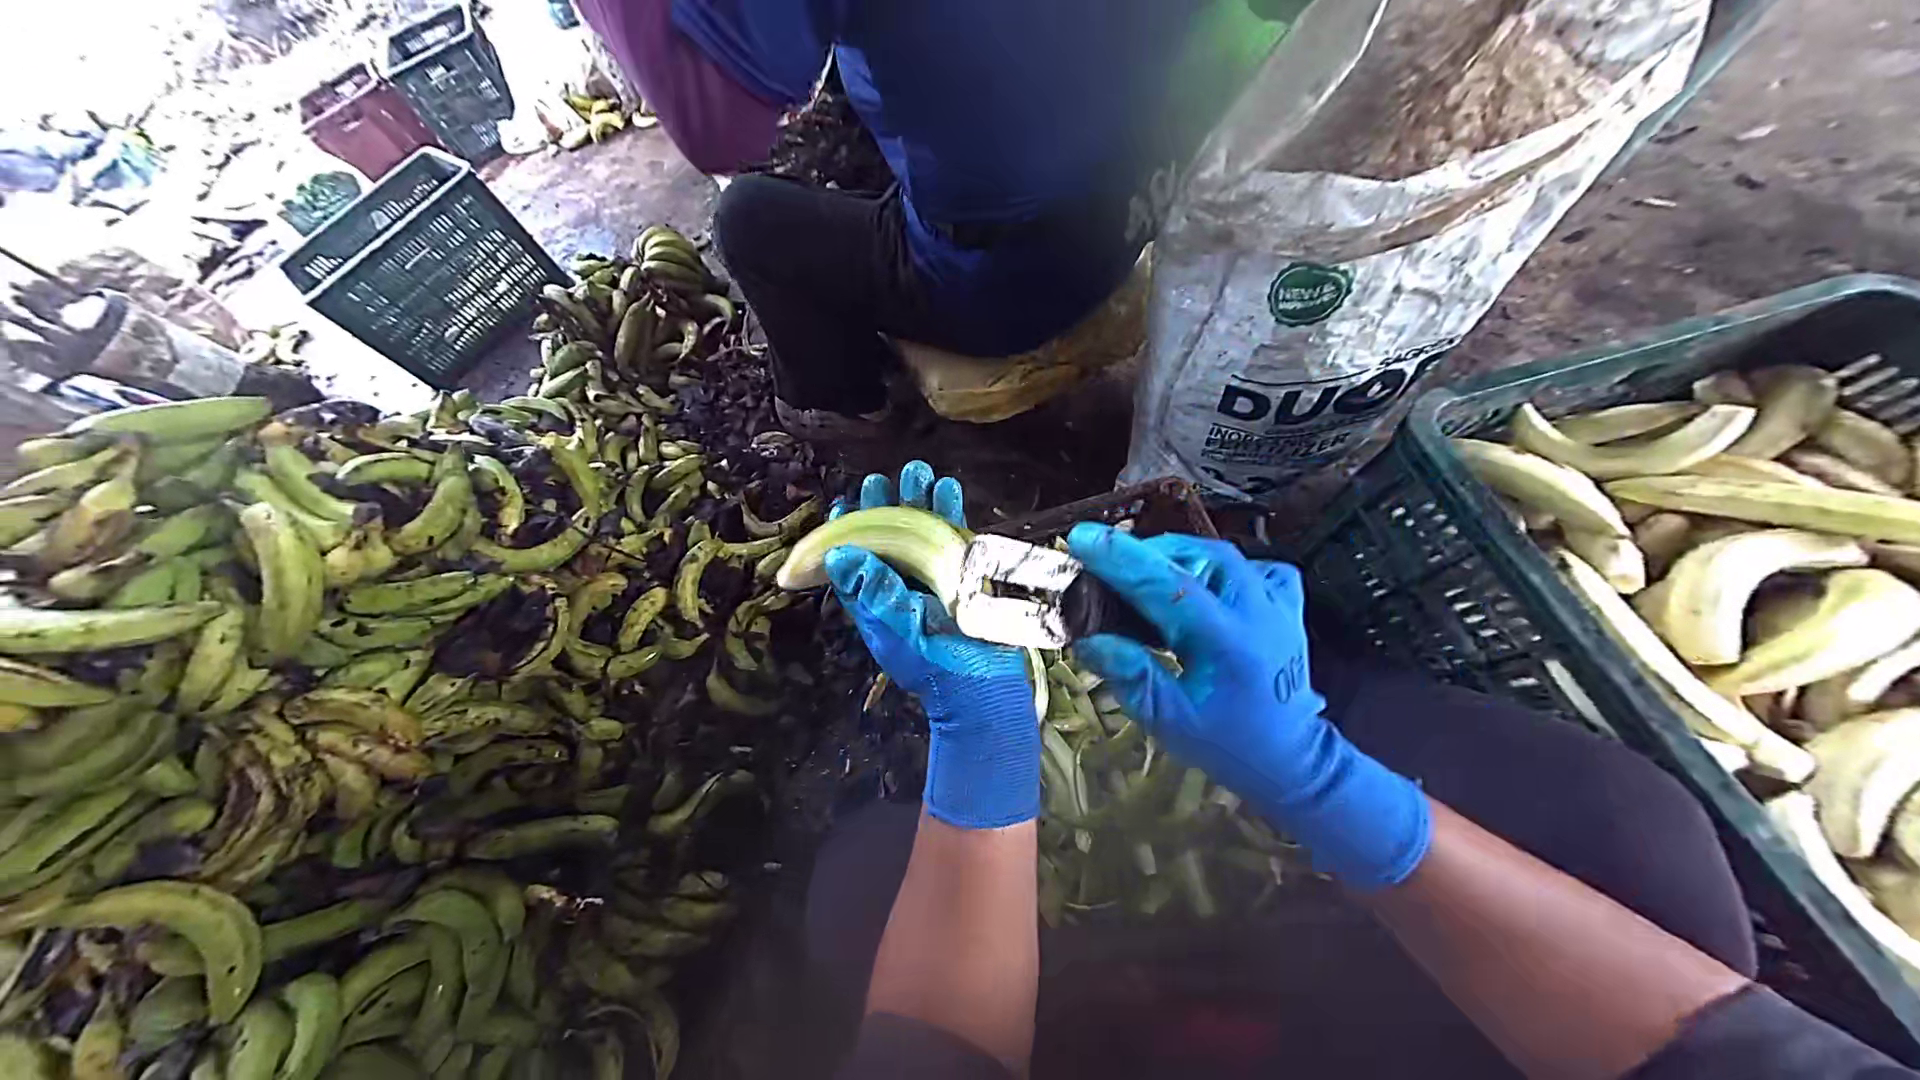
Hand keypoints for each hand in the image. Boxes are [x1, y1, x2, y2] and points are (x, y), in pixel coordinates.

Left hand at [824, 462, 1038, 828]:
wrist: (988, 694)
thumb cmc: (940, 672)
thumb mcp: (899, 634)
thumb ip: (874, 594)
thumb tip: (839, 553)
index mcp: (876, 601)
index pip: (854, 560)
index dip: (846, 531)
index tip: (844, 504)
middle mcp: (902, 586)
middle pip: (888, 538)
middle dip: (885, 507)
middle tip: (882, 480)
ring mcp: (934, 580)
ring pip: (921, 533)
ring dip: (919, 502)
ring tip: (920, 473)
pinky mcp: (965, 577)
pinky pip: (954, 540)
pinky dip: (951, 515)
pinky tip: (949, 491)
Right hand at [1066, 524, 1430, 889]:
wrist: (1288, 754)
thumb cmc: (1224, 741)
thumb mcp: (1166, 719)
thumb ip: (1129, 674)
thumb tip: (1086, 637)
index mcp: (1227, 642)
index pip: (1166, 584)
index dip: (1120, 558)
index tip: (1080, 538)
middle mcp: (1257, 609)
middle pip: (1191, 557)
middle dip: (1140, 554)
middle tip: (1101, 564)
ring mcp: (1276, 599)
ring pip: (1215, 553)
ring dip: (1169, 556)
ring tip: (1136, 573)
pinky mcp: (1284, 597)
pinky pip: (1243, 563)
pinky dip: (1209, 563)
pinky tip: (1192, 580)